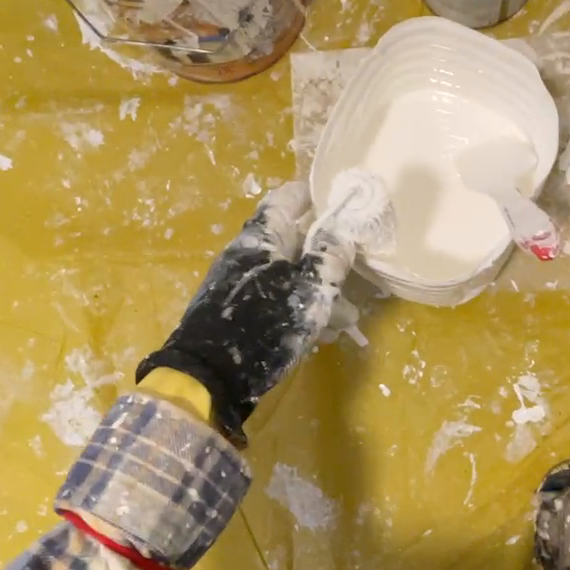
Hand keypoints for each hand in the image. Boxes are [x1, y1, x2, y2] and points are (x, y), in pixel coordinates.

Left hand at [138, 182, 346, 443]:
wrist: (211, 375)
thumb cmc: (262, 325)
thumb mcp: (307, 291)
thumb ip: (329, 259)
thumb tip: (344, 234)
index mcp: (262, 238)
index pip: (287, 198)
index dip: (314, 194)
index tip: (342, 198)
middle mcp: (251, 256)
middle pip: (295, 241)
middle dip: (328, 255)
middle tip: (358, 266)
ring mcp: (244, 286)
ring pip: (291, 278)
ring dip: (322, 292)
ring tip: (348, 317)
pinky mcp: (243, 315)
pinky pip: (280, 303)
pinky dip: (304, 312)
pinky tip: (325, 333)